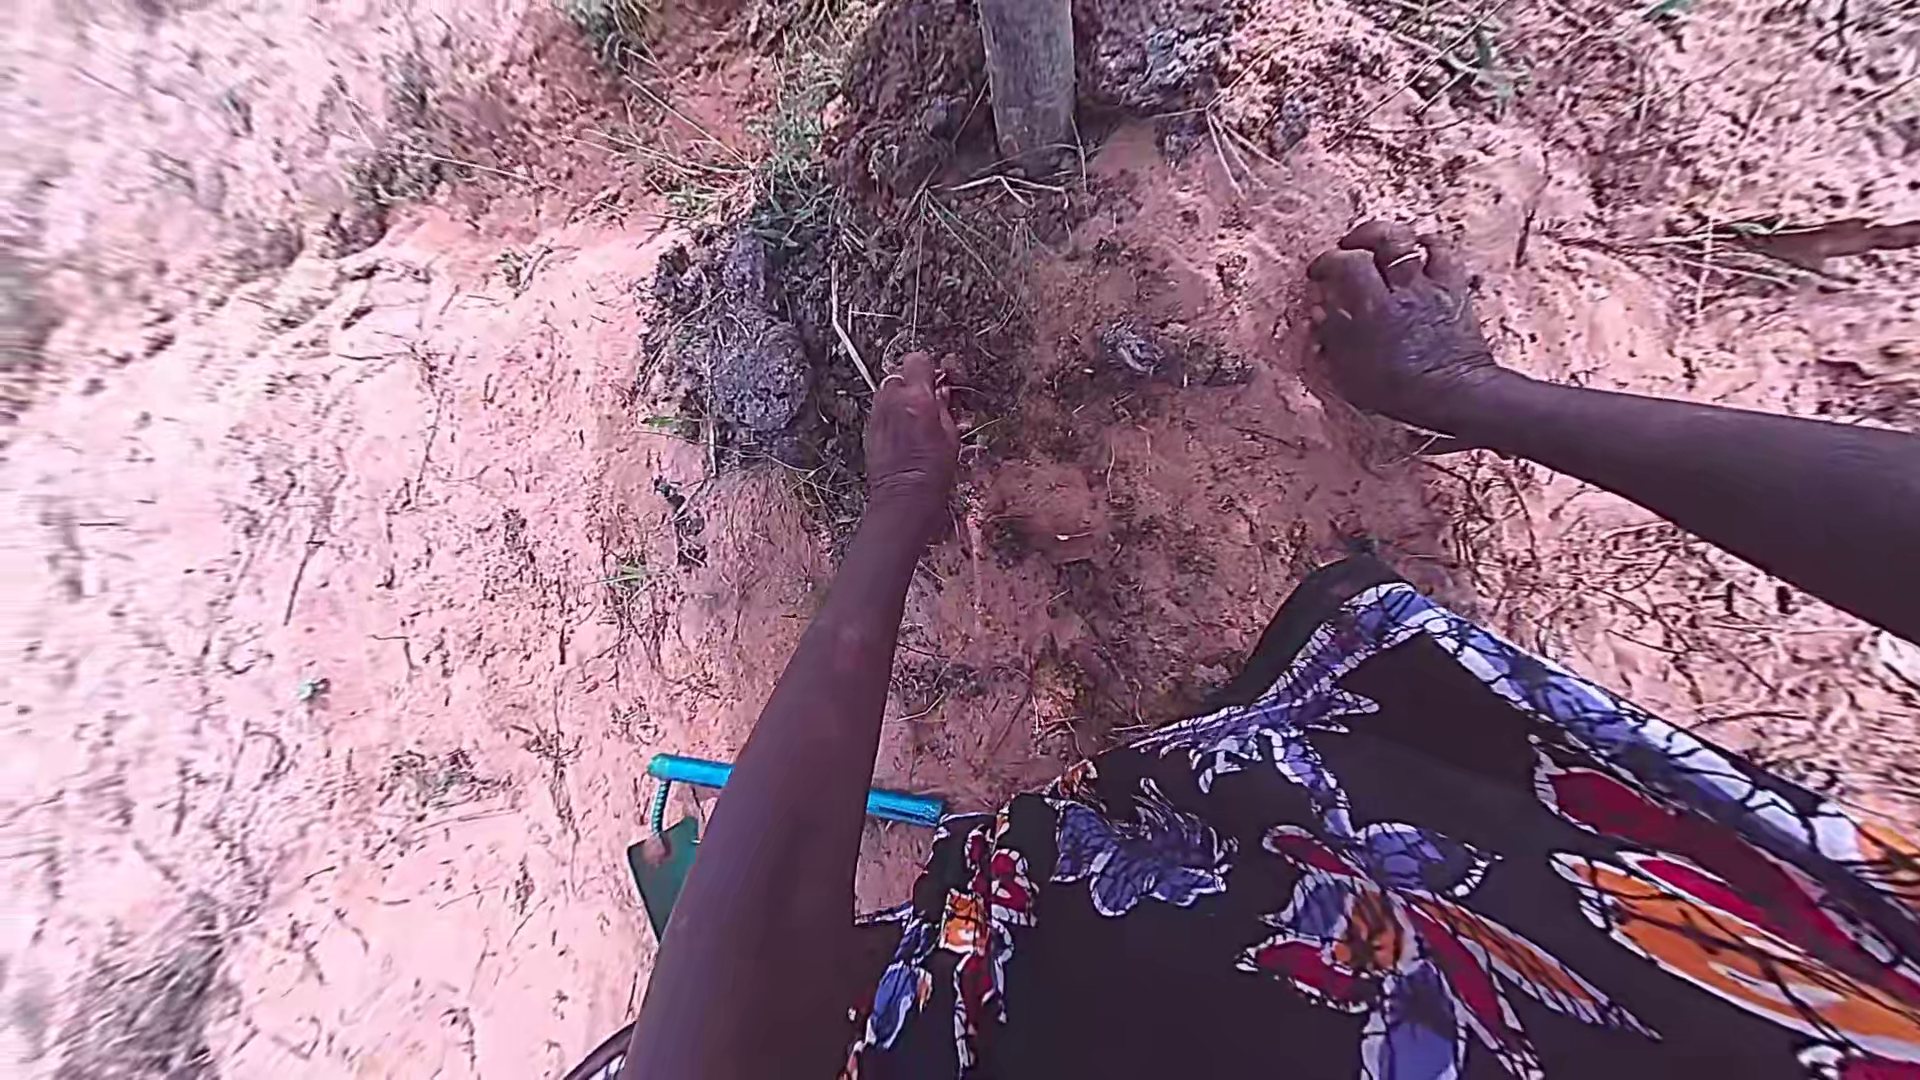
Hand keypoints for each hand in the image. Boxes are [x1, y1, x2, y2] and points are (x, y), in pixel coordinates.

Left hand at [865, 352, 958, 518]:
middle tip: (927, 401)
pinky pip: (881, 409)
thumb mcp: (951, 435)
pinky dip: (891, 413)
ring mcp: (878, 413)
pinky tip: (903, 432)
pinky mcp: (869, 427)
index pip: (918, 360)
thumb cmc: (932, 471)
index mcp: (917, 398)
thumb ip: (944, 407)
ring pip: (887, 390)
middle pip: (899, 372)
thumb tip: (941, 392)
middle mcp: (892, 400)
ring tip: (914, 418)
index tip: (936, 380)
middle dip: (912, 383)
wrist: (904, 497)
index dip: (928, 368)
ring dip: (900, 397)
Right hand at [1307, 222, 1514, 431]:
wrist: (1452, 393)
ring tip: (1383, 247)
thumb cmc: (1395, 388)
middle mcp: (1405, 289)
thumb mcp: (1348, 370)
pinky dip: (1431, 248)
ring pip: (1419, 241)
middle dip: (1363, 235)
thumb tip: (1319, 312)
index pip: (1347, 265)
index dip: (1328, 261)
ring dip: (1397, 238)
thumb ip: (1333, 336)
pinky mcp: (1456, 292)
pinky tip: (1420, 255)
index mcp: (1373, 308)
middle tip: (1348, 245)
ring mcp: (1434, 287)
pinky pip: (1447, 257)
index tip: (1317, 271)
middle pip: (1387, 239)